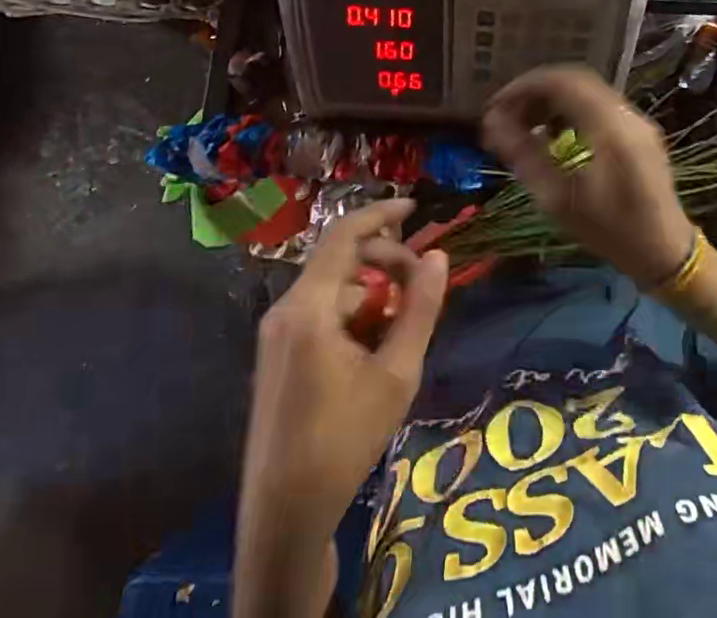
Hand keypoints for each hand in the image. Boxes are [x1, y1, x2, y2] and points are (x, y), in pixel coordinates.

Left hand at [234, 199, 446, 616]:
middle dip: (385, 264)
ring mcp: (277, 333)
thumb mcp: (397, 373)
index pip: (344, 236)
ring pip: (334, 291)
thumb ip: (420, 309)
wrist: (284, 508)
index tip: (415, 207)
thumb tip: (439, 256)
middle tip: (423, 286)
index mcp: (309, 307)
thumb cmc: (345, 438)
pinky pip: (320, 314)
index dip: (380, 214)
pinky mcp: (277, 353)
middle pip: (340, 262)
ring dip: (373, 296)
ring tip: (403, 332)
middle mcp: (285, 309)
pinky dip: (353, 317)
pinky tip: (375, 350)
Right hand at [481, 66, 693, 284]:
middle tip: (506, 116)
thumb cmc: (610, 231)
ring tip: (525, 125)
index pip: (561, 82)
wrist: (665, 252)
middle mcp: (626, 113)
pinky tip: (553, 135)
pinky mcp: (639, 131)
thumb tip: (493, 124)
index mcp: (610, 126)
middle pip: (574, 81)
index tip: (496, 107)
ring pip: (587, 91)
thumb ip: (524, 155)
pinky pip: (599, 105)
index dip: (523, 87)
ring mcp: (636, 120)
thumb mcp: (559, 199)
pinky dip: (570, 110)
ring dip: (552, 100)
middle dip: (535, 93)